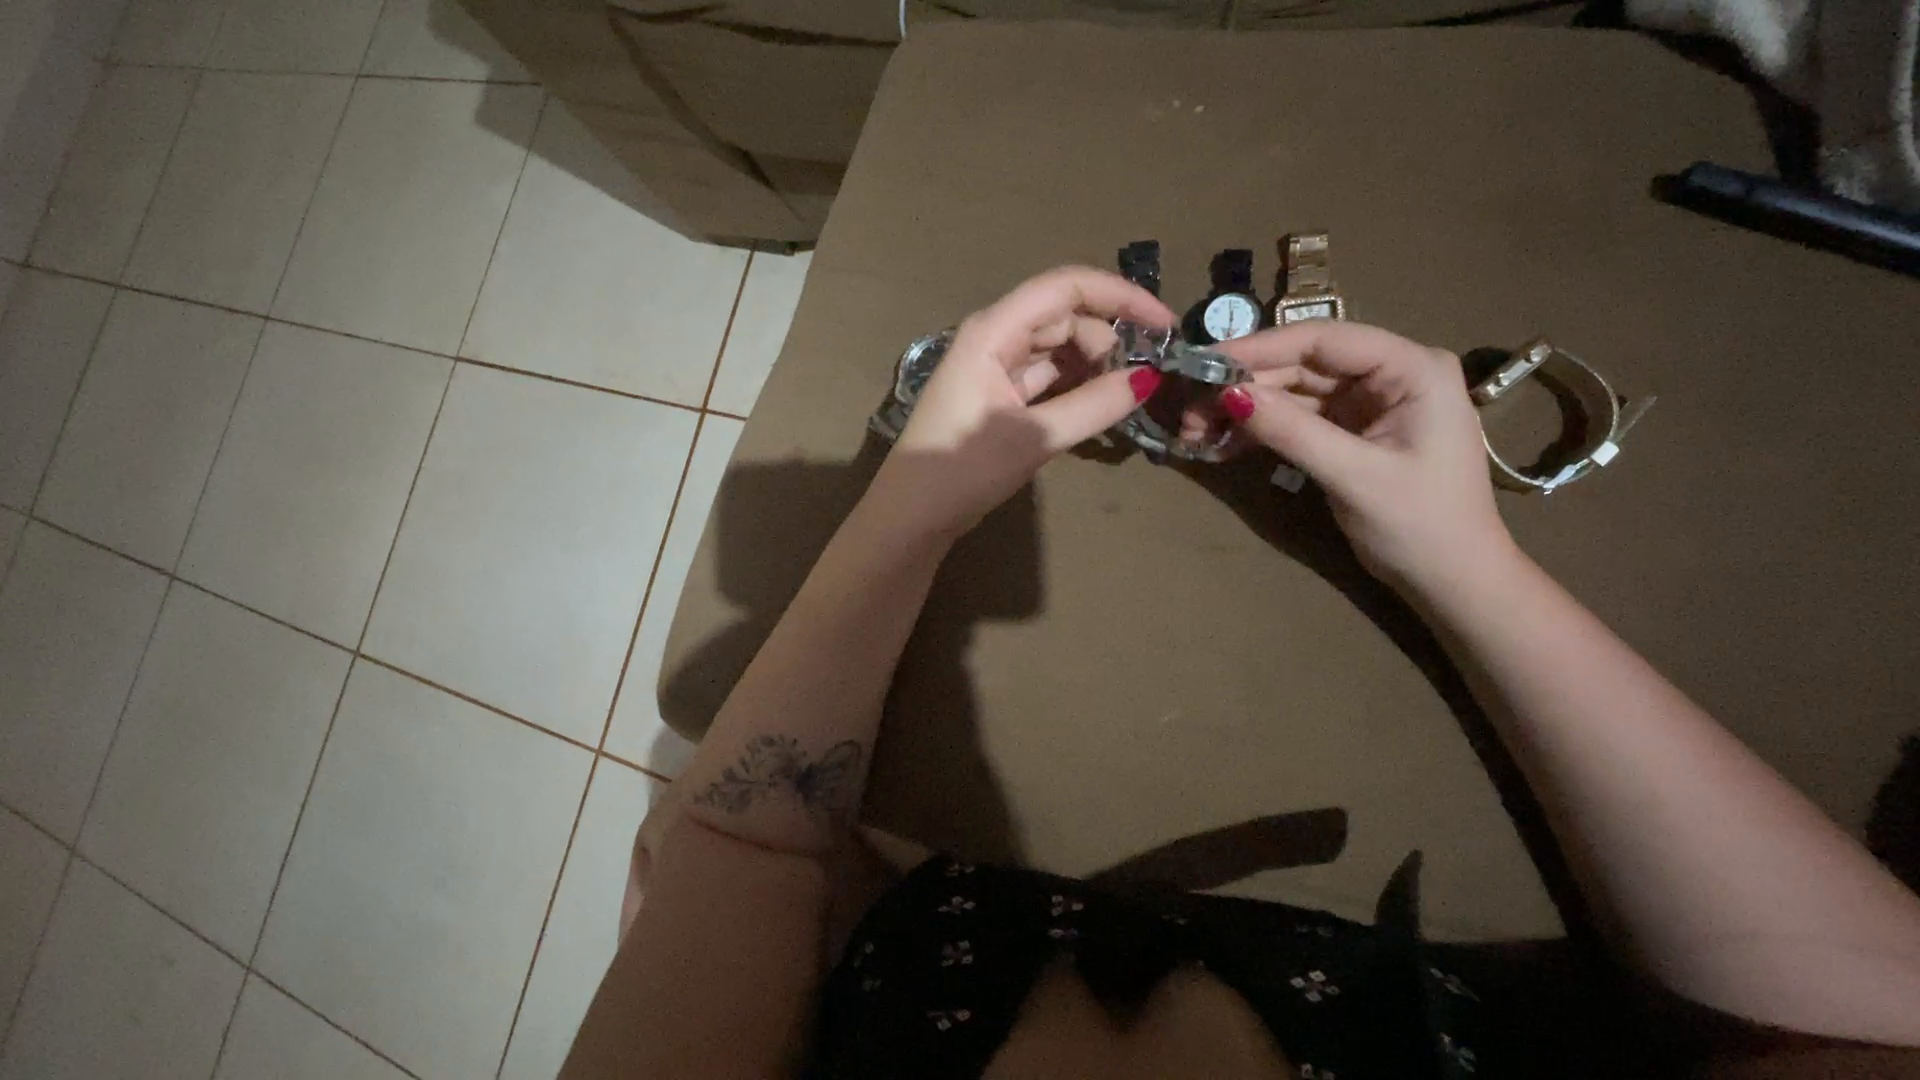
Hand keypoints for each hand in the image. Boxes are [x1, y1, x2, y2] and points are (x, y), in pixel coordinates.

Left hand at [878, 266, 1175, 534]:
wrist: (912, 514)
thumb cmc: (963, 468)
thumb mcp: (1033, 438)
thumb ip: (1093, 406)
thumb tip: (1148, 379)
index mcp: (994, 330)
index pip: (1067, 287)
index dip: (1121, 297)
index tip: (1165, 326)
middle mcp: (995, 337)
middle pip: (1066, 316)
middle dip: (1110, 339)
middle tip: (1145, 378)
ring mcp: (995, 368)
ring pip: (1058, 348)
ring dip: (1095, 365)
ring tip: (1127, 395)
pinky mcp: (999, 397)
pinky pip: (1047, 378)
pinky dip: (1076, 387)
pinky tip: (1100, 406)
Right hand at [1214, 321, 1516, 592]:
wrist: (1450, 579)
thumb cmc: (1419, 524)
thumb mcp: (1354, 475)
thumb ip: (1293, 431)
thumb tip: (1229, 394)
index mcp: (1412, 368)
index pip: (1326, 340)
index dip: (1262, 347)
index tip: (1206, 361)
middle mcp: (1390, 374)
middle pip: (1303, 364)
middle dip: (1245, 384)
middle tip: (1190, 407)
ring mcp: (1368, 403)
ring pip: (1294, 391)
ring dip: (1245, 408)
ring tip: (1195, 429)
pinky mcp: (1350, 430)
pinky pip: (1296, 418)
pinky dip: (1261, 429)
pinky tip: (1222, 441)